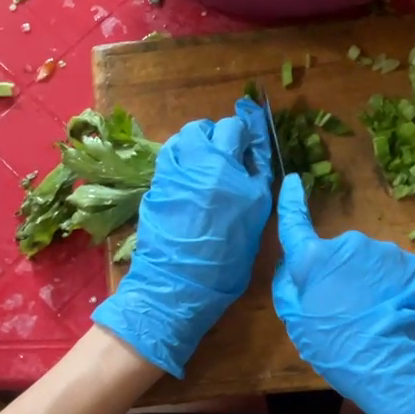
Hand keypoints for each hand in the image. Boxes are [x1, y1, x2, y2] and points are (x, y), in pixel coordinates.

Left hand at [93, 98, 274, 377]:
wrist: (177, 285)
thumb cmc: (223, 267)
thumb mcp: (253, 227)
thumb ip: (255, 190)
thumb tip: (252, 166)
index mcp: (245, 185)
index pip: (252, 143)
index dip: (251, 136)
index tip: (250, 140)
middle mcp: (214, 169)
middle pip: (221, 128)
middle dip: (226, 132)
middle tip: (227, 148)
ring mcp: (183, 170)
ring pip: (191, 133)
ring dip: (200, 139)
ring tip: (203, 156)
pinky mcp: (160, 179)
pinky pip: (172, 151)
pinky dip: (181, 152)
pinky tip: (184, 169)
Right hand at [272, 177, 414, 413]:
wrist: (393, 366)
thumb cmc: (336, 347)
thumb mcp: (297, 323)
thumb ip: (289, 288)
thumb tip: (292, 266)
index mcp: (316, 258)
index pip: (296, 222)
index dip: (291, 201)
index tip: (292, 181)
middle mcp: (351, 244)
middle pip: (339, 255)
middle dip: (340, 274)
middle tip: (343, 309)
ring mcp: (387, 253)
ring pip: (371, 264)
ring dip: (369, 282)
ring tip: (373, 317)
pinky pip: (397, 273)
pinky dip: (393, 289)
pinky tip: (393, 314)